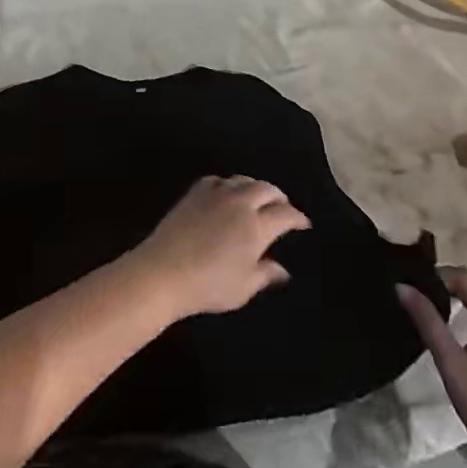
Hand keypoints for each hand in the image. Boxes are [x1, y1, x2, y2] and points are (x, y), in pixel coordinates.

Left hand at [127, 176, 310, 319]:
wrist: (164, 270)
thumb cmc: (208, 285)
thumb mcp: (243, 287)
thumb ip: (265, 274)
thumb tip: (282, 269)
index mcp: (256, 226)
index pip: (285, 214)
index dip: (297, 217)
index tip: (303, 223)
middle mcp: (239, 203)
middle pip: (266, 189)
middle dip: (279, 197)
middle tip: (283, 207)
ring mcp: (215, 194)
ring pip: (242, 180)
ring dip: (255, 186)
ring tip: (258, 197)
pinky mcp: (194, 193)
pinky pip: (217, 180)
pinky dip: (229, 184)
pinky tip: (227, 193)